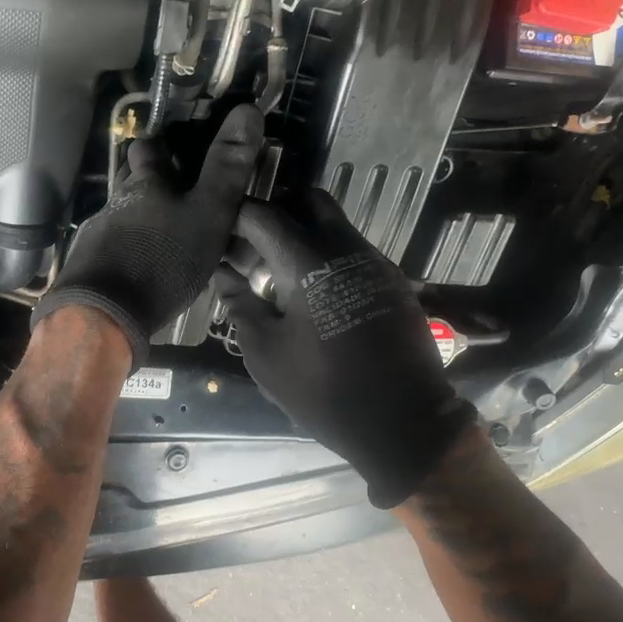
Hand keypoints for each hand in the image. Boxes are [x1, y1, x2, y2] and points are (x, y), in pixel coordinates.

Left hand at [33, 105, 263, 365]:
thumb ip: (227, 167)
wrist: (104, 313)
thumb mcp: (208, 213)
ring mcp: (102, 233)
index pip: (149, 146)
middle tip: (182, 193)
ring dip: (144, 218)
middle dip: (153, 182)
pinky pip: (119, 245)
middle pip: (133, 180)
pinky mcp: (94, 264)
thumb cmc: (162, 257)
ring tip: (172, 230)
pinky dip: (134, 248)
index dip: (162, 143)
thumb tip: (248, 108)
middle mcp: (119, 199)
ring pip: (126, 213)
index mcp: (146, 181)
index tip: (180, 147)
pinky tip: (151, 263)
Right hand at [213, 188, 475, 507]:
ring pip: (334, 224)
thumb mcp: (265, 353)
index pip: (263, 213)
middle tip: (254, 245)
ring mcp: (375, 262)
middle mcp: (345, 248)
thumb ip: (240, 303)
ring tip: (280, 275)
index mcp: (307, 262)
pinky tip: (313, 295)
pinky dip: (327, 256)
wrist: (403, 422)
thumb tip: (223, 272)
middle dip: (277, 211)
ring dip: (303, 234)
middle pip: (308, 199)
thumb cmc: (323, 390)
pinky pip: (353, 250)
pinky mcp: (392, 281)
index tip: (219, 234)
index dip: (235, 216)